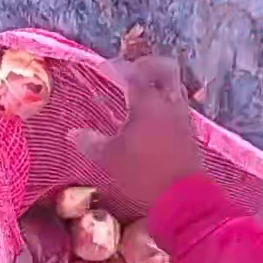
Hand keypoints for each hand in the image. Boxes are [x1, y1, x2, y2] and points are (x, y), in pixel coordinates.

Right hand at [73, 54, 204, 207]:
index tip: (103, 68)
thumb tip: (72, 134)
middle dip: (147, 64)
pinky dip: (164, 103)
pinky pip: (177, 106)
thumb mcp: (111, 159)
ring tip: (141, 94)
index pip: (132, 73)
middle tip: (131, 71)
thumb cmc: (144, 175)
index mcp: (147, 103)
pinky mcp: (189, 133)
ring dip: (158, 84)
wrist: (183, 198)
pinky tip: (152, 118)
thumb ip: (91, 143)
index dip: (116, 67)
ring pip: (174, 87)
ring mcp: (182, 118)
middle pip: (164, 68)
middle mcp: (168, 104)